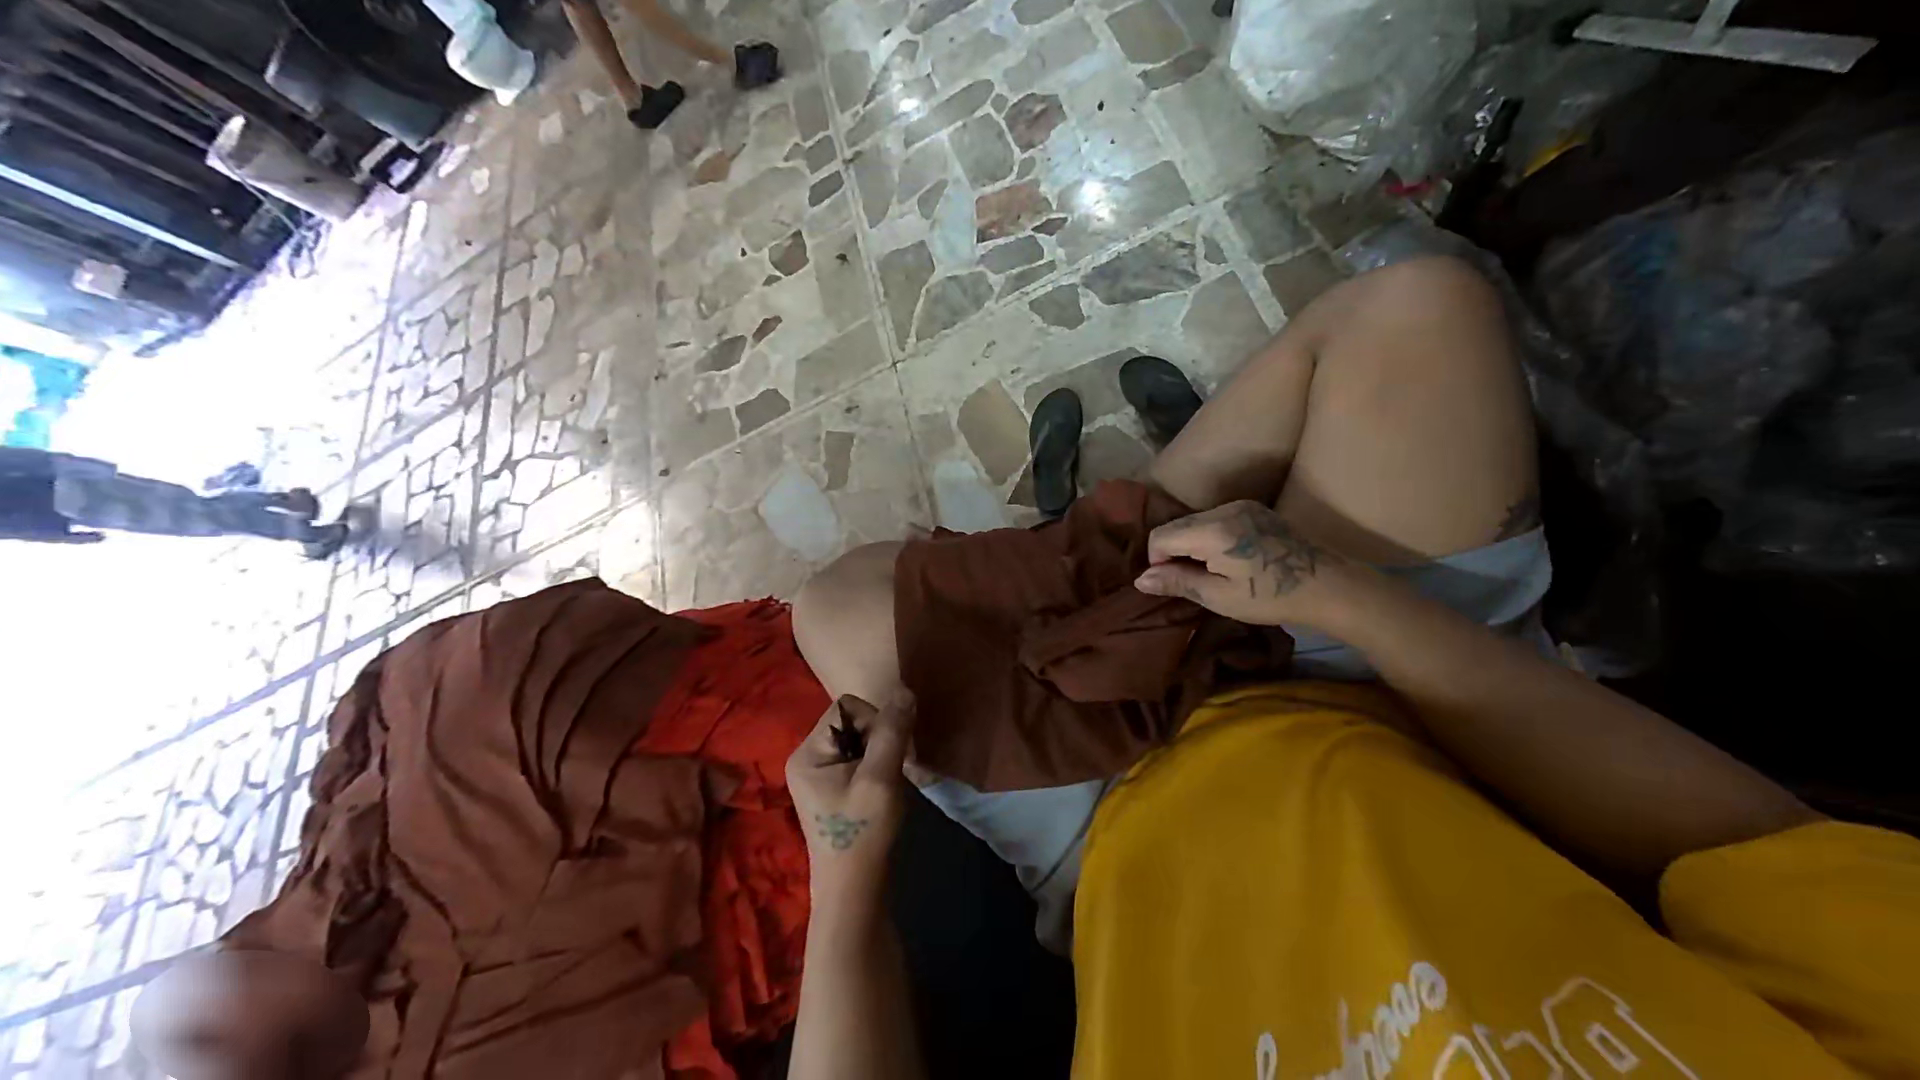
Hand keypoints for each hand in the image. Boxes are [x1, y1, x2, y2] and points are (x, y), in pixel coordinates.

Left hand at [786, 694, 914, 904]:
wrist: (855, 892)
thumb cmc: (864, 833)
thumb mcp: (880, 778)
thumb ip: (891, 731)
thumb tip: (904, 689)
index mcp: (806, 753)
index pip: (845, 707)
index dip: (873, 720)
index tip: (886, 753)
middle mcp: (805, 759)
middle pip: (850, 722)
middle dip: (876, 739)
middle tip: (888, 772)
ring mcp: (817, 777)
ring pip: (857, 741)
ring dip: (879, 755)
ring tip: (885, 785)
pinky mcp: (831, 791)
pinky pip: (856, 760)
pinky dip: (875, 768)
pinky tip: (881, 792)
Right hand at [1134, 500, 1354, 626]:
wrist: (1329, 586)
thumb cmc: (1271, 597)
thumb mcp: (1219, 597)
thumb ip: (1177, 582)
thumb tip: (1140, 579)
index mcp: (1213, 531)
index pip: (1161, 536)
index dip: (1157, 561)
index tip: (1174, 583)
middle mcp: (1224, 509)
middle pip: (1176, 526)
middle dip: (1173, 553)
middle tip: (1192, 581)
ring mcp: (1241, 506)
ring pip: (1194, 522)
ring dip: (1191, 545)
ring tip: (1210, 572)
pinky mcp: (1253, 509)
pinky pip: (1214, 519)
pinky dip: (1208, 538)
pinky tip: (1227, 559)